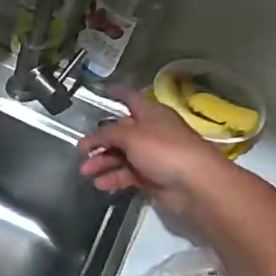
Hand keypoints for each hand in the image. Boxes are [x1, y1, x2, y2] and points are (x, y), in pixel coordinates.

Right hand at [77, 89, 226, 216]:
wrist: (194, 183)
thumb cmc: (164, 150)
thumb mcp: (131, 135)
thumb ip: (107, 134)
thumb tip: (91, 138)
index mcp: (151, 114)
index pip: (131, 98)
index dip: (117, 94)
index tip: (104, 91)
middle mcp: (151, 132)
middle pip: (120, 132)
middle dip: (99, 141)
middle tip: (81, 150)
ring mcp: (152, 155)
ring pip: (121, 156)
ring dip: (102, 162)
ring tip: (86, 171)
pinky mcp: (152, 177)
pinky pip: (127, 175)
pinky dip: (113, 178)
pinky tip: (101, 184)